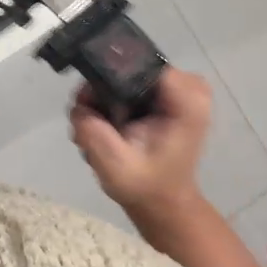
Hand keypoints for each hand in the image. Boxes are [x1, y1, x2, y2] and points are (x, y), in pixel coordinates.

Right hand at [70, 67, 212, 227]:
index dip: (109, 78)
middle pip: (127, 67)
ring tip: (99, 129)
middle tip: (93, 123)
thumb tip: (80, 104)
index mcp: (186, 99)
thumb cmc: (145, 185)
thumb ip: (92, 129)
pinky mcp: (164, 93)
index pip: (138, 63)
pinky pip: (125, 82)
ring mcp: (175, 87)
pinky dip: (111, 101)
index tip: (92, 104)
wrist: (162, 203)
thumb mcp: (113, 163)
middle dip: (103, 92)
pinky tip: (108, 125)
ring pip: (121, 74)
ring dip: (103, 99)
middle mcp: (186, 85)